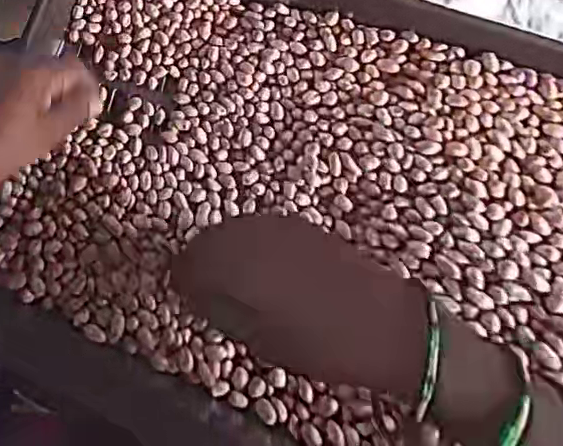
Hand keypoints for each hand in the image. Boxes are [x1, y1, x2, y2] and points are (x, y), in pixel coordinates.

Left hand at [0, 50, 102, 232]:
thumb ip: (71, 112)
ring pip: (21, 71)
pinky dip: (9, 93)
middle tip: (63, 120)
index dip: (88, 86)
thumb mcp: (38, 141)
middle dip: (61, 88)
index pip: (75, 66)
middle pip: (48, 64)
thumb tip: (92, 94)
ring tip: (31, 125)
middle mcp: (9, 58)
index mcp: (34, 70)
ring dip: (35, 91)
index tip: (92, 109)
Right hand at [173, 214, 432, 391]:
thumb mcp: (262, 340)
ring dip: (221, 249)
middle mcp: (249, 234)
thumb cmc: (320, 342)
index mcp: (236, 264)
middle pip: (207, 240)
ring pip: (230, 229)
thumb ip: (222, 310)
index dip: (181, 278)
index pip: (190, 263)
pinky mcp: (293, 221)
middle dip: (198, 260)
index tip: (180, 291)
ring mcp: (272, 224)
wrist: (382, 321)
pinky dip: (245, 243)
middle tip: (198, 285)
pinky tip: (256, 265)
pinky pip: (253, 227)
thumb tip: (196, 294)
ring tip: (227, 276)